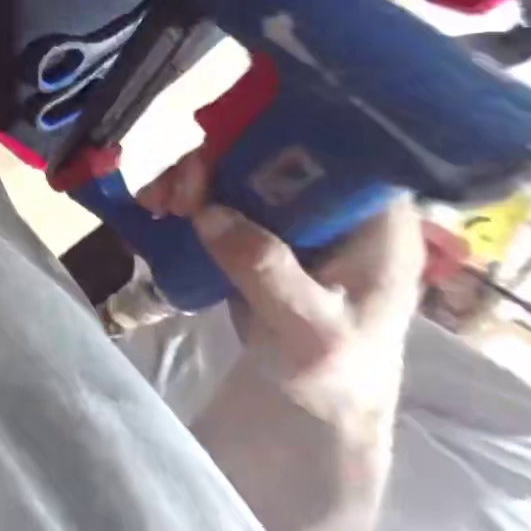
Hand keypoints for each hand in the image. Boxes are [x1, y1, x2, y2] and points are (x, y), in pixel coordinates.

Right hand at [141, 152, 423, 530]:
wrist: (307, 402)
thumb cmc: (333, 371)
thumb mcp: (311, 331)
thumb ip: (268, 273)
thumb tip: (211, 215)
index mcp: (373, 219)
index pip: (342, 144)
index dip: (286, 128)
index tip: (228, 141)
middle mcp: (333, 202)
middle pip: (270, 147)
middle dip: (217, 159)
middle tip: (180, 190)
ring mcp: (290, 211)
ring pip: (233, 164)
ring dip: (191, 177)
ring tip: (160, 204)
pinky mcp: (254, 223)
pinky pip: (212, 189)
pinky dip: (181, 192)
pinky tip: (157, 208)